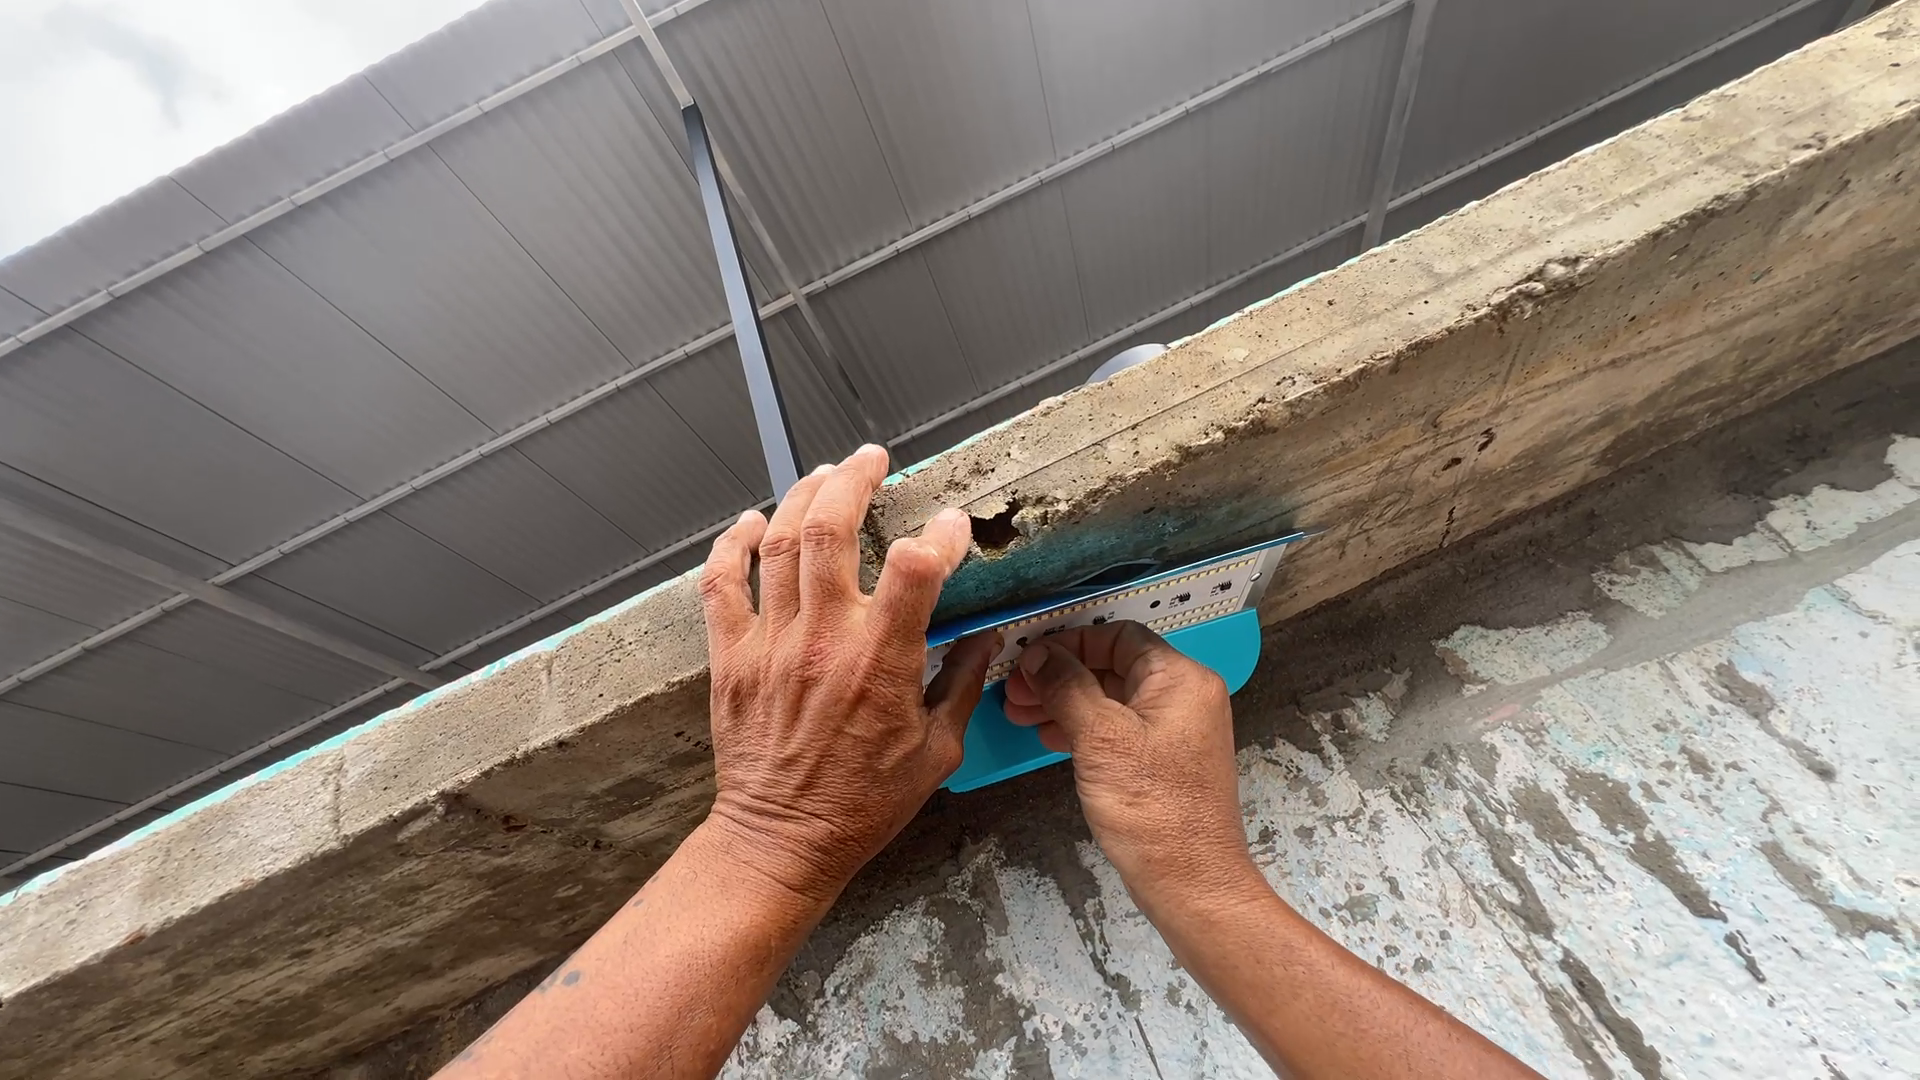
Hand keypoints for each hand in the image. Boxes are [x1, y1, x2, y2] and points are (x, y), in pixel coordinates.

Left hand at [698, 444, 998, 903]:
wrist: (781, 841)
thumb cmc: (863, 803)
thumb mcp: (937, 751)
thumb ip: (964, 684)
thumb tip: (987, 638)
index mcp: (881, 662)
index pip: (917, 568)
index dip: (941, 535)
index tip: (953, 526)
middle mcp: (823, 640)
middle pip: (832, 530)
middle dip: (854, 480)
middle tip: (871, 458)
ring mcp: (770, 643)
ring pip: (779, 544)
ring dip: (803, 496)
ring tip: (825, 472)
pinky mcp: (731, 657)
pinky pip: (721, 583)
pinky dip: (731, 544)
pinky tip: (751, 520)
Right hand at [1003, 621, 1257, 913]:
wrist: (1192, 885)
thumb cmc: (1150, 805)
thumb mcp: (1100, 737)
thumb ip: (1066, 685)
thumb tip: (1036, 654)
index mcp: (1179, 678)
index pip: (1117, 636)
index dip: (1069, 642)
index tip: (1028, 659)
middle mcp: (1183, 696)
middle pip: (1110, 666)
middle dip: (1058, 675)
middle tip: (1015, 691)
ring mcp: (1174, 730)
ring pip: (1109, 699)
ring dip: (1063, 702)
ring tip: (1018, 714)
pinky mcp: (1162, 760)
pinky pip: (1116, 728)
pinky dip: (1081, 727)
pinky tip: (1047, 737)